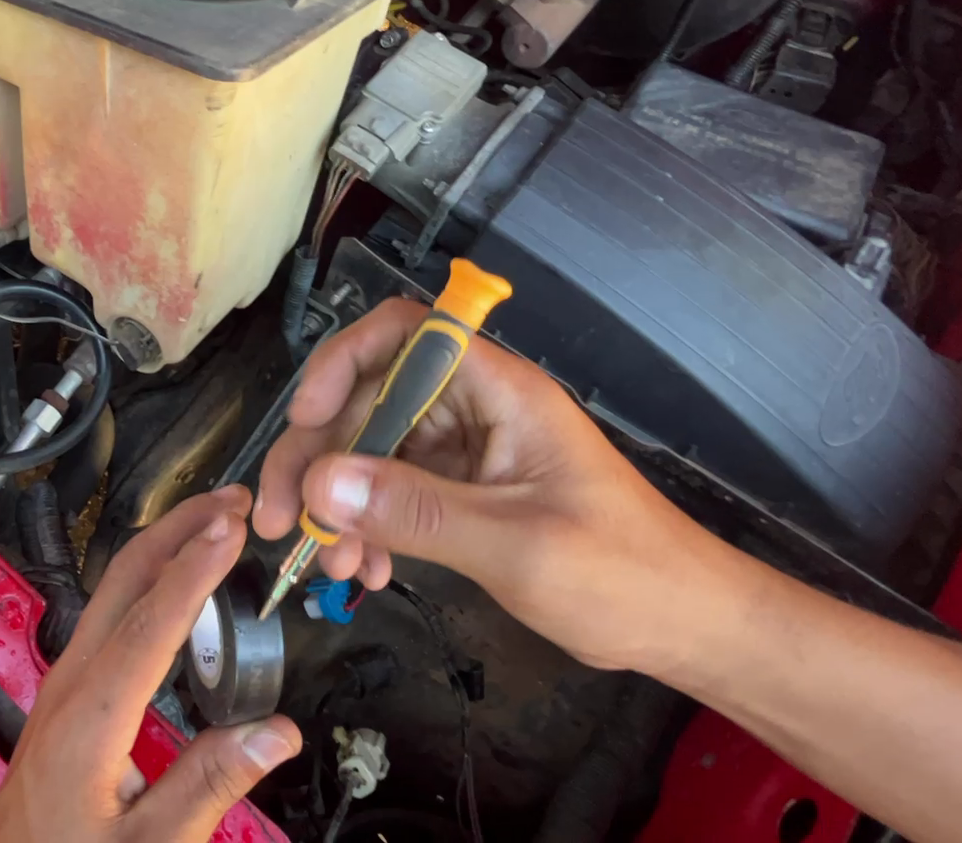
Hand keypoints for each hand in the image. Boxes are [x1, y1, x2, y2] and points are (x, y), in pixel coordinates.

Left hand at [0, 486, 301, 842]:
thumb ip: (209, 785)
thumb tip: (277, 730)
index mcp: (90, 714)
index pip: (152, 621)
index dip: (197, 568)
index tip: (233, 526)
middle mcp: (72, 678)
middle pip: (126, 576)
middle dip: (180, 527)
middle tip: (232, 501)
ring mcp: (66, 676)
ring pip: (117, 586)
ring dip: (167, 544)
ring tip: (215, 523)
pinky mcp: (70, 685)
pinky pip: (113, 609)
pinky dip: (153, 576)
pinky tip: (181, 577)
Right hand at [253, 298, 750, 672]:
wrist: (685, 627)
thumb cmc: (623, 576)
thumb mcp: (516, 546)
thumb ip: (416, 513)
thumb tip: (318, 487)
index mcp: (495, 389)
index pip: (403, 333)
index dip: (343, 360)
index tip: (307, 419)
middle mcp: (468, 405)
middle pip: (365, 400)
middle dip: (316, 457)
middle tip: (276, 518)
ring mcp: (458, 448)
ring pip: (367, 450)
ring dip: (333, 503)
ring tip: (323, 563)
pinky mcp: (454, 488)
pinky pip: (386, 492)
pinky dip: (363, 526)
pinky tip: (361, 569)